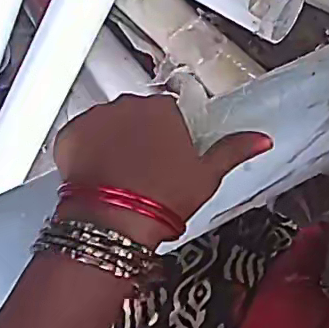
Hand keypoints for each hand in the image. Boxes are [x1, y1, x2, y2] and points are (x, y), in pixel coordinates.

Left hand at [53, 94, 271, 243]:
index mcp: (163, 109)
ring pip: (106, 126)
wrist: (114, 222)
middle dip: (137, 138)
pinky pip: (79, 138)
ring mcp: (95, 118)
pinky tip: (97, 176)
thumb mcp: (206, 177)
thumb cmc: (160, 200)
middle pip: (135, 117)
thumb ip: (233, 150)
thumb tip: (259, 139)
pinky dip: (84, 153)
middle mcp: (127, 105)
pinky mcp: (69, 135)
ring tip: (119, 178)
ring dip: (110, 143)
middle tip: (143, 173)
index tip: (166, 159)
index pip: (168, 114)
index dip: (168, 139)